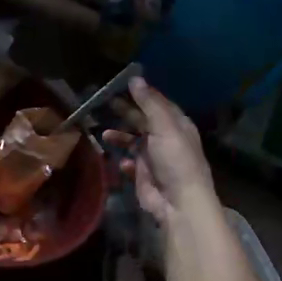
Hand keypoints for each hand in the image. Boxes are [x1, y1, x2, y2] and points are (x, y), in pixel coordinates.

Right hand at [103, 77, 216, 228]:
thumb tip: (135, 78)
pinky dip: (124, 161)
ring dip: (119, 137)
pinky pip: (130, 164)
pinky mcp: (143, 175)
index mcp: (176, 124)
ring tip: (103, 134)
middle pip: (142, 121)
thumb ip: (148, 104)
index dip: (140, 94)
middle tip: (104, 104)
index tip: (119, 85)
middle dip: (125, 113)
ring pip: (133, 142)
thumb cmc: (175, 160)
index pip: (157, 103)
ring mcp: (153, 158)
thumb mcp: (163, 126)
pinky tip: (120, 161)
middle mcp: (165, 138)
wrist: (178, 201)